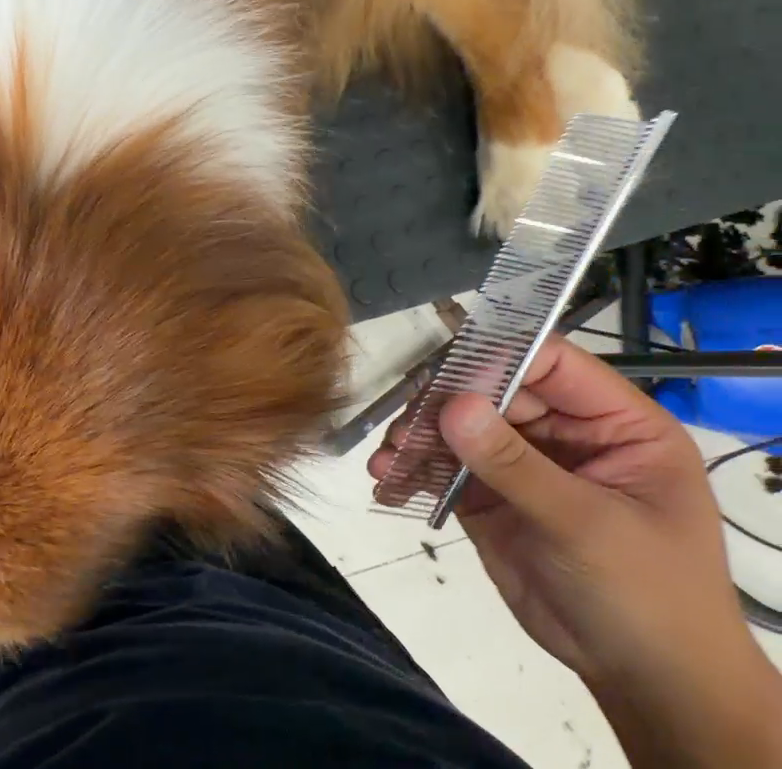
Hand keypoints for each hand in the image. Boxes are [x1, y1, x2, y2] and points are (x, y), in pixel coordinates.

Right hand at [369, 339, 781, 768]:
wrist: (641, 674)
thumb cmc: (646, 593)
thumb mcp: (586, 525)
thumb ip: (515, 464)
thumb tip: (452, 405)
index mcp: (617, 427)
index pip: (552, 366)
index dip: (498, 357)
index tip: (439, 372)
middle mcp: (566, 435)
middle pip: (489, 391)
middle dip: (438, 406)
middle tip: (400, 429)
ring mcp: (523, 464)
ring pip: (456, 426)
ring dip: (415, 439)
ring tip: (387, 461)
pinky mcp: (487, 494)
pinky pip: (440, 465)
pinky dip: (410, 469)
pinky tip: (387, 481)